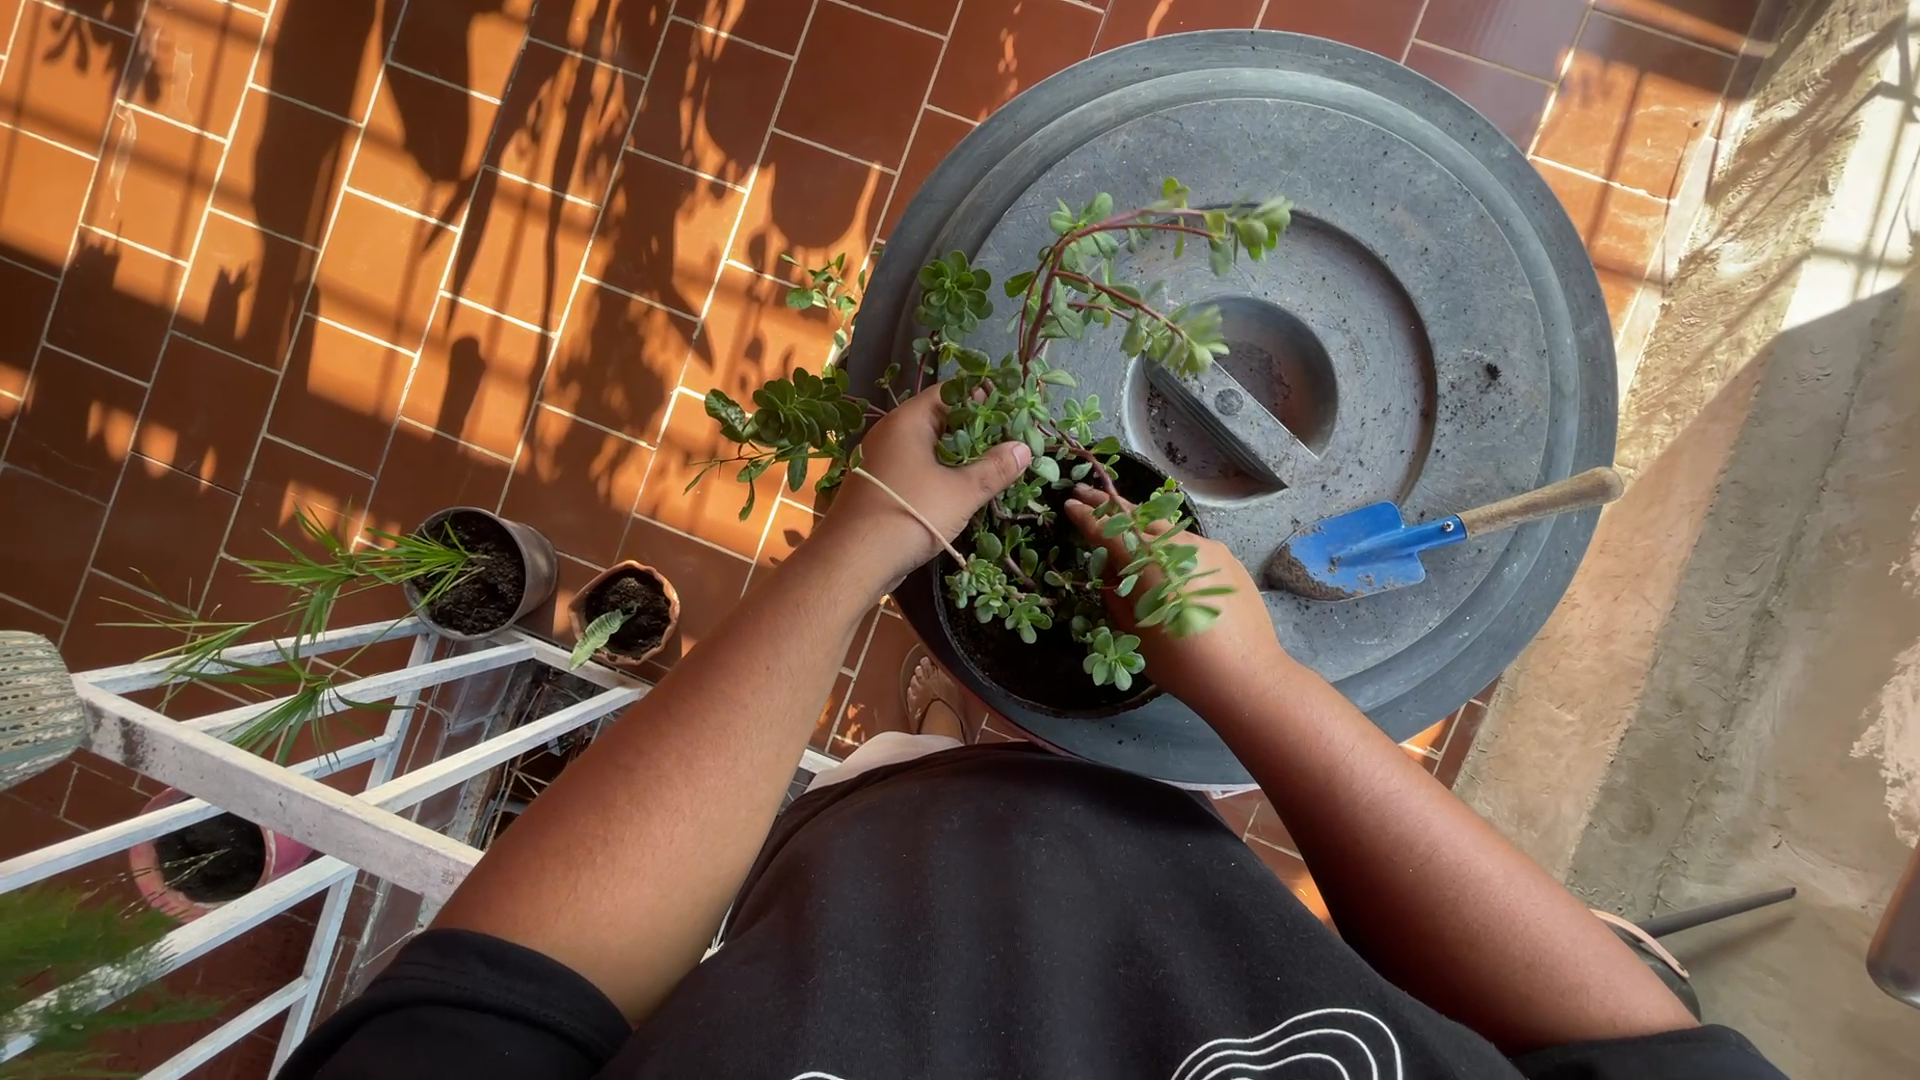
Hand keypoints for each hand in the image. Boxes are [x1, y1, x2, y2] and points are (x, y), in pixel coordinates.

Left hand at [819, 384, 1031, 585]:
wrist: (853, 560)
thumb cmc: (909, 515)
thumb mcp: (961, 493)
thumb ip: (994, 468)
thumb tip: (1023, 448)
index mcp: (908, 421)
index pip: (950, 392)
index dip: (983, 398)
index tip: (1012, 413)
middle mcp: (891, 433)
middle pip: (940, 419)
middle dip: (976, 430)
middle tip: (1010, 442)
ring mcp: (882, 459)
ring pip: (929, 447)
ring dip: (959, 456)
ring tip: (994, 466)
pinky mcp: (881, 485)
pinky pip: (917, 468)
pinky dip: (940, 474)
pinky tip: (963, 489)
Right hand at [1063, 485, 1290, 706]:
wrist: (1245, 676)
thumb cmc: (1181, 663)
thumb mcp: (1134, 631)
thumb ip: (1114, 594)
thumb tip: (1107, 570)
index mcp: (1148, 563)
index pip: (1108, 529)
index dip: (1086, 516)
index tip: (1070, 504)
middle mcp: (1176, 545)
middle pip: (1136, 515)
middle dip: (1107, 503)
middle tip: (1085, 492)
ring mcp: (1205, 548)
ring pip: (1164, 527)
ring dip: (1139, 523)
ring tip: (1123, 526)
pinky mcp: (1225, 558)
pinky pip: (1188, 543)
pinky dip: (1168, 543)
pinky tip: (1165, 561)